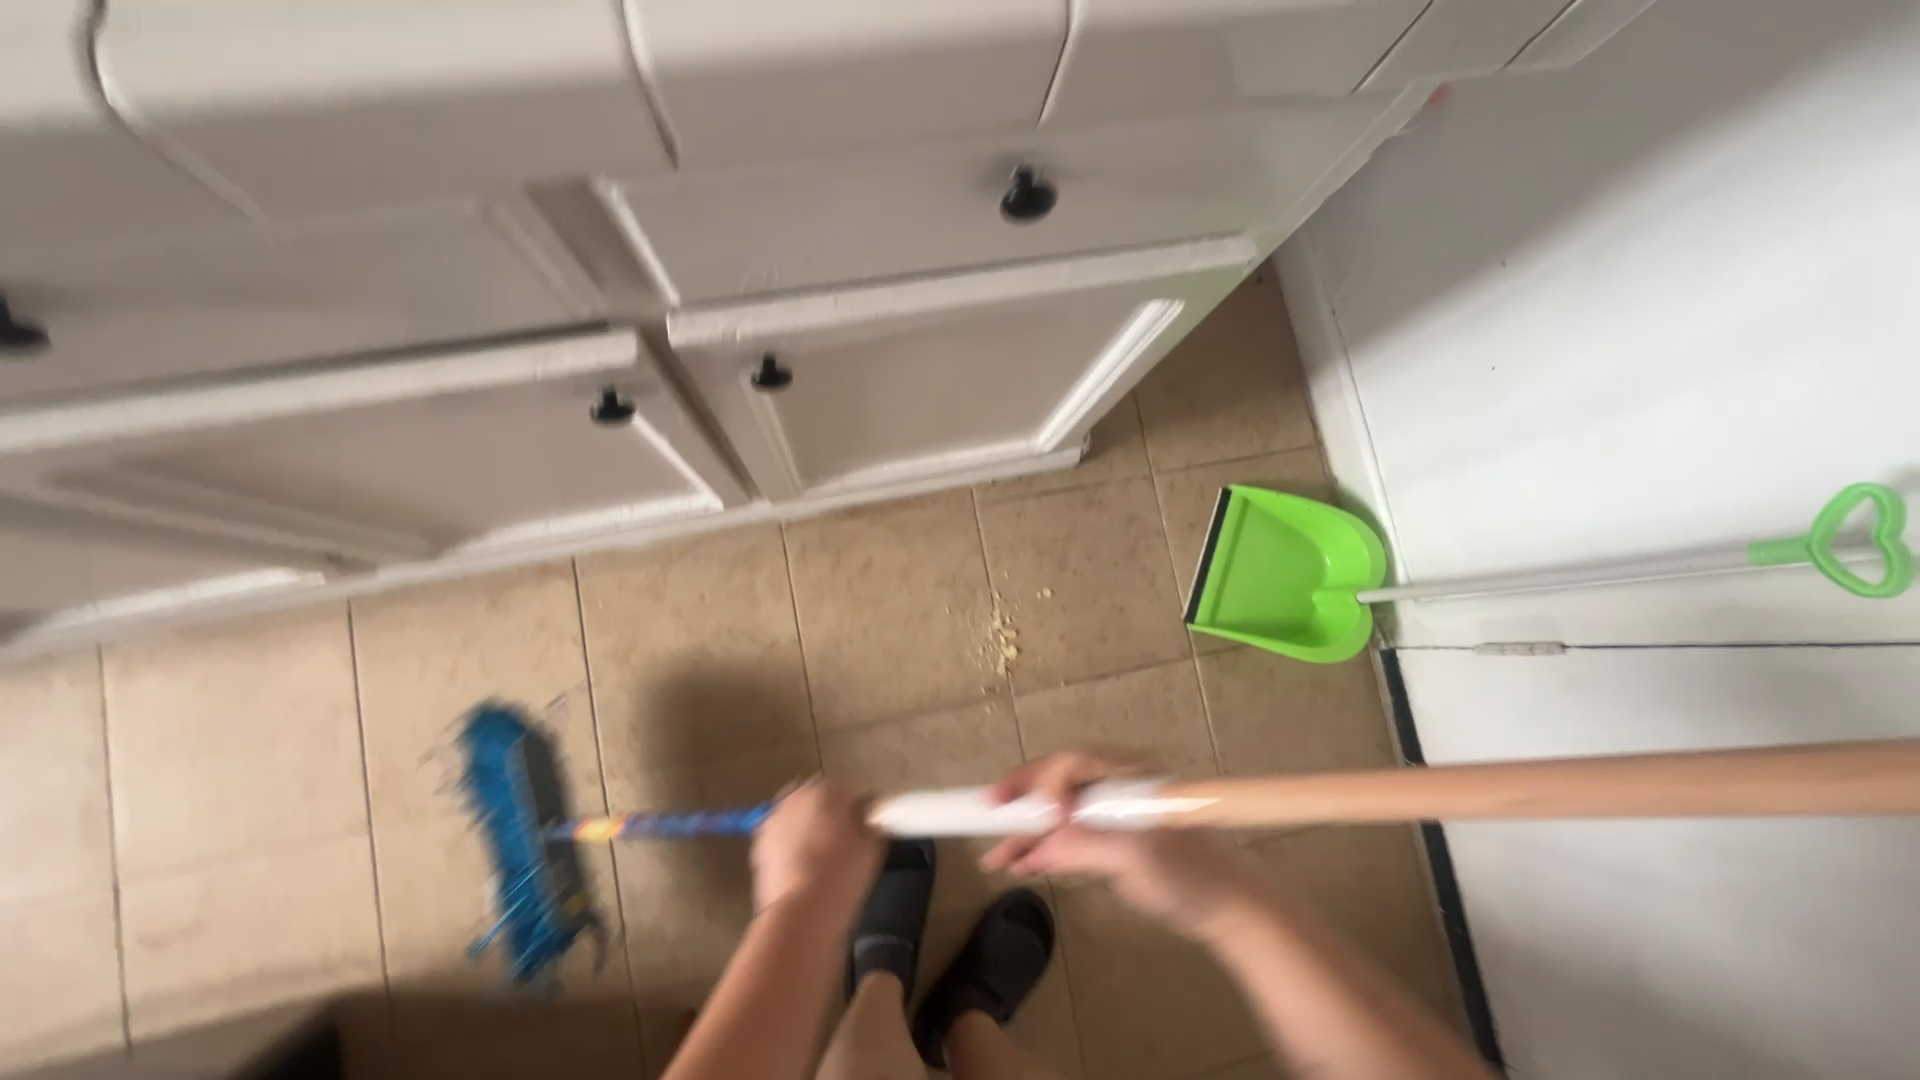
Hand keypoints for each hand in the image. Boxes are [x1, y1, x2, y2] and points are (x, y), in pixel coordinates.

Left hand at [751, 777, 881, 916]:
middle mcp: (797, 796)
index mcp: (828, 790)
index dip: (858, 809)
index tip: (865, 828)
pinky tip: (800, 867)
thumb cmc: (844, 874)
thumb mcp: (872, 846)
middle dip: (827, 811)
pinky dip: (788, 844)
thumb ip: (870, 824)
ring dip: (805, 826)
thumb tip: (865, 821)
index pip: (848, 790)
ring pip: (795, 815)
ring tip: (818, 856)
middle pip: (816, 797)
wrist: (801, 911)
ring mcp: (773, 818)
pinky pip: (780, 836)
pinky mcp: (758, 844)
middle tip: (840, 839)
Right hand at [980, 751, 1264, 940]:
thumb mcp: (1138, 858)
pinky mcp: (1108, 839)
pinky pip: (1066, 837)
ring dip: (1025, 831)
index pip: (1073, 763)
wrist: (1228, 909)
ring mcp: (1111, 812)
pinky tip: (1018, 862)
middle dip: (1021, 801)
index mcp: (1129, 775)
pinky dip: (1042, 849)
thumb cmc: (1191, 874)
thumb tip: (1040, 839)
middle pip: (1057, 783)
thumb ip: (1088, 844)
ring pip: (1057, 812)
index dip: (1041, 781)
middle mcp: (1115, 785)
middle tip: (985, 814)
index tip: (1022, 810)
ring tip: (994, 856)